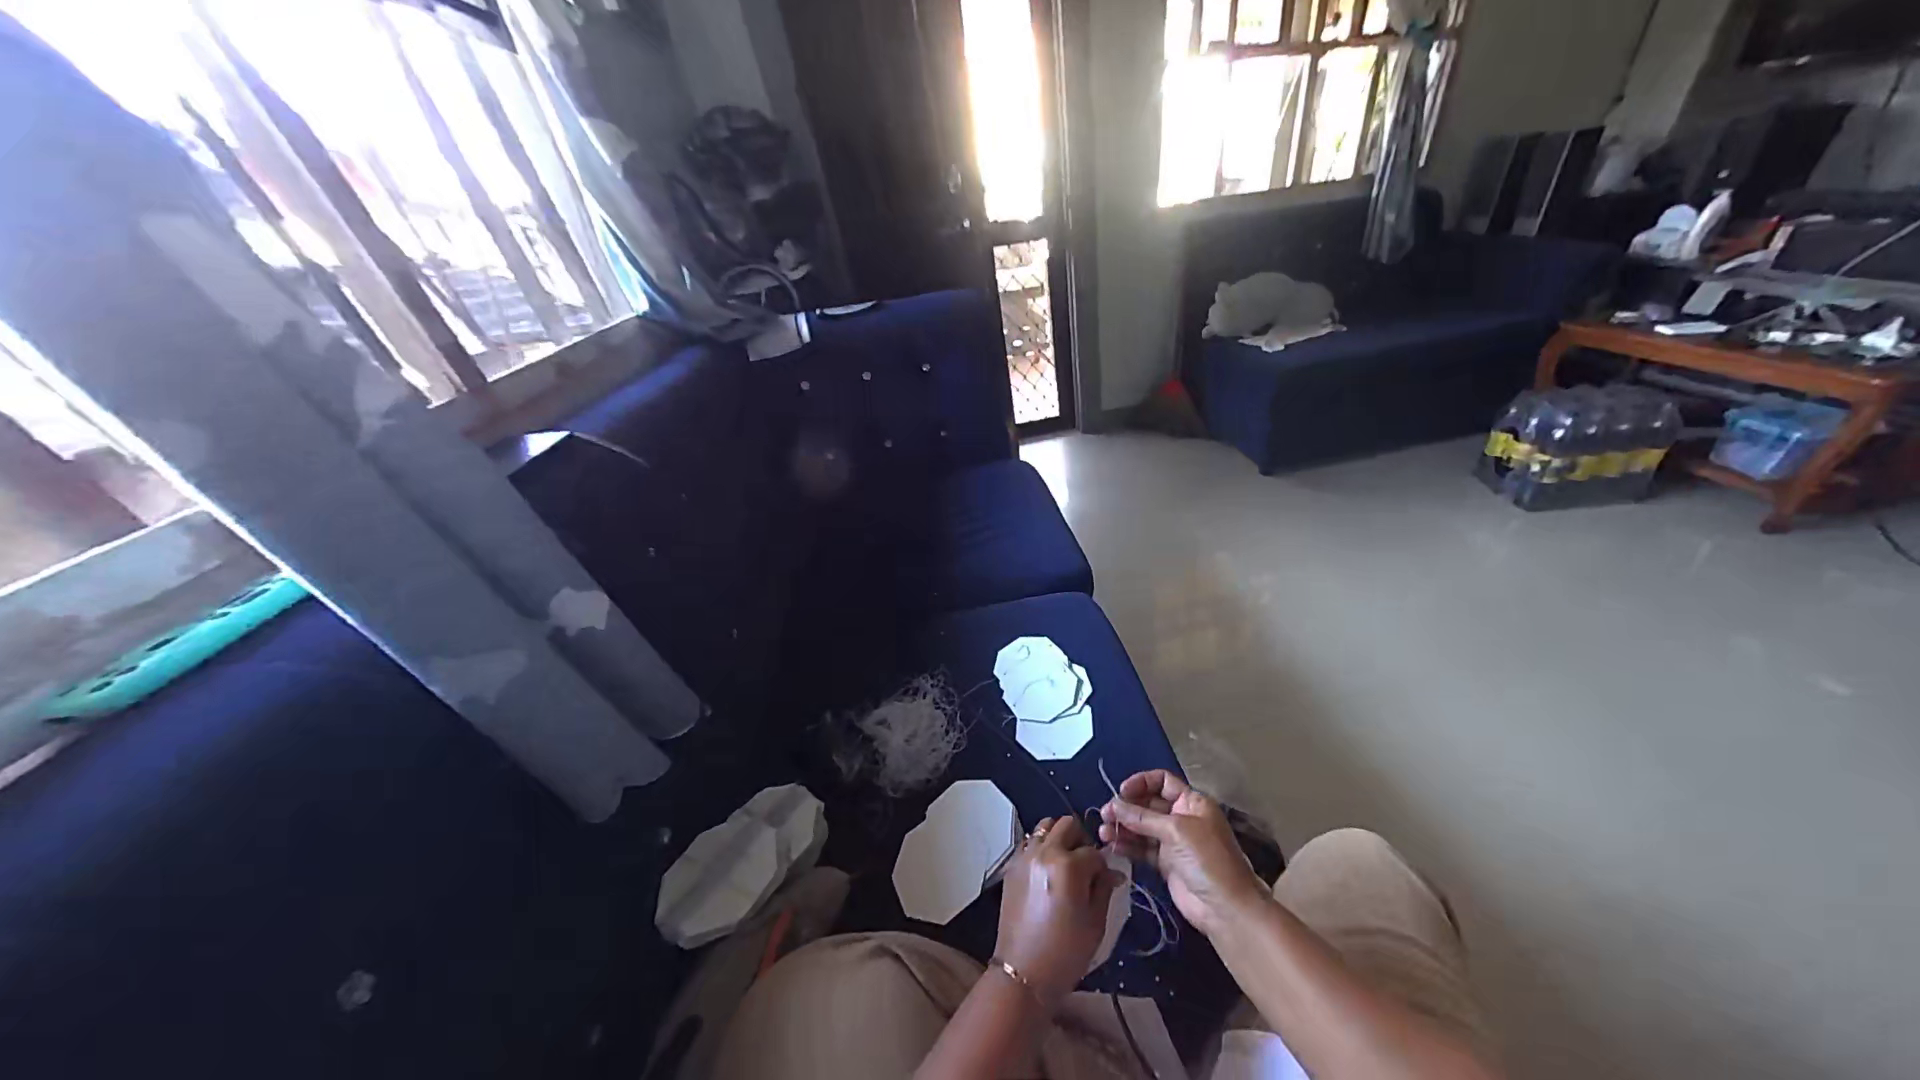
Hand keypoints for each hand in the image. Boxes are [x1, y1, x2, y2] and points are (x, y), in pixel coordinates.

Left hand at [993, 816, 1122, 1005]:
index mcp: (1068, 865)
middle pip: (1067, 825)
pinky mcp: (1011, 866)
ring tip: (1065, 865)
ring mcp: (1024, 857)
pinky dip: (1041, 848)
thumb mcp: (1095, 922)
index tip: (1104, 882)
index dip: (1103, 867)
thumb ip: (1104, 889)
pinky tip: (1047, 872)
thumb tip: (1112, 872)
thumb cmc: (1066, 952)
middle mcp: (1044, 852)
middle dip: (1081, 841)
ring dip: (1059, 839)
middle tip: (1085, 866)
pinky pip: (1029, 843)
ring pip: (1045, 827)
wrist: (1023, 972)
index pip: (1094, 852)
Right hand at [1099, 770, 1269, 937]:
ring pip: (1141, 827)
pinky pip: (1141, 848)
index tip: (1121, 792)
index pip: (1162, 782)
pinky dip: (1126, 846)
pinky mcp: (1165, 863)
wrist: (1225, 909)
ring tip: (1103, 833)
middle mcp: (1181, 818)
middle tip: (1105, 815)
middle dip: (1126, 807)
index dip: (1141, 783)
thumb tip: (1113, 804)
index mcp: (1192, 802)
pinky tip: (1111, 846)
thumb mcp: (1176, 830)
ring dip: (1122, 827)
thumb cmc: (1207, 860)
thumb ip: (1142, 817)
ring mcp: (1173, 842)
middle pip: (1148, 804)